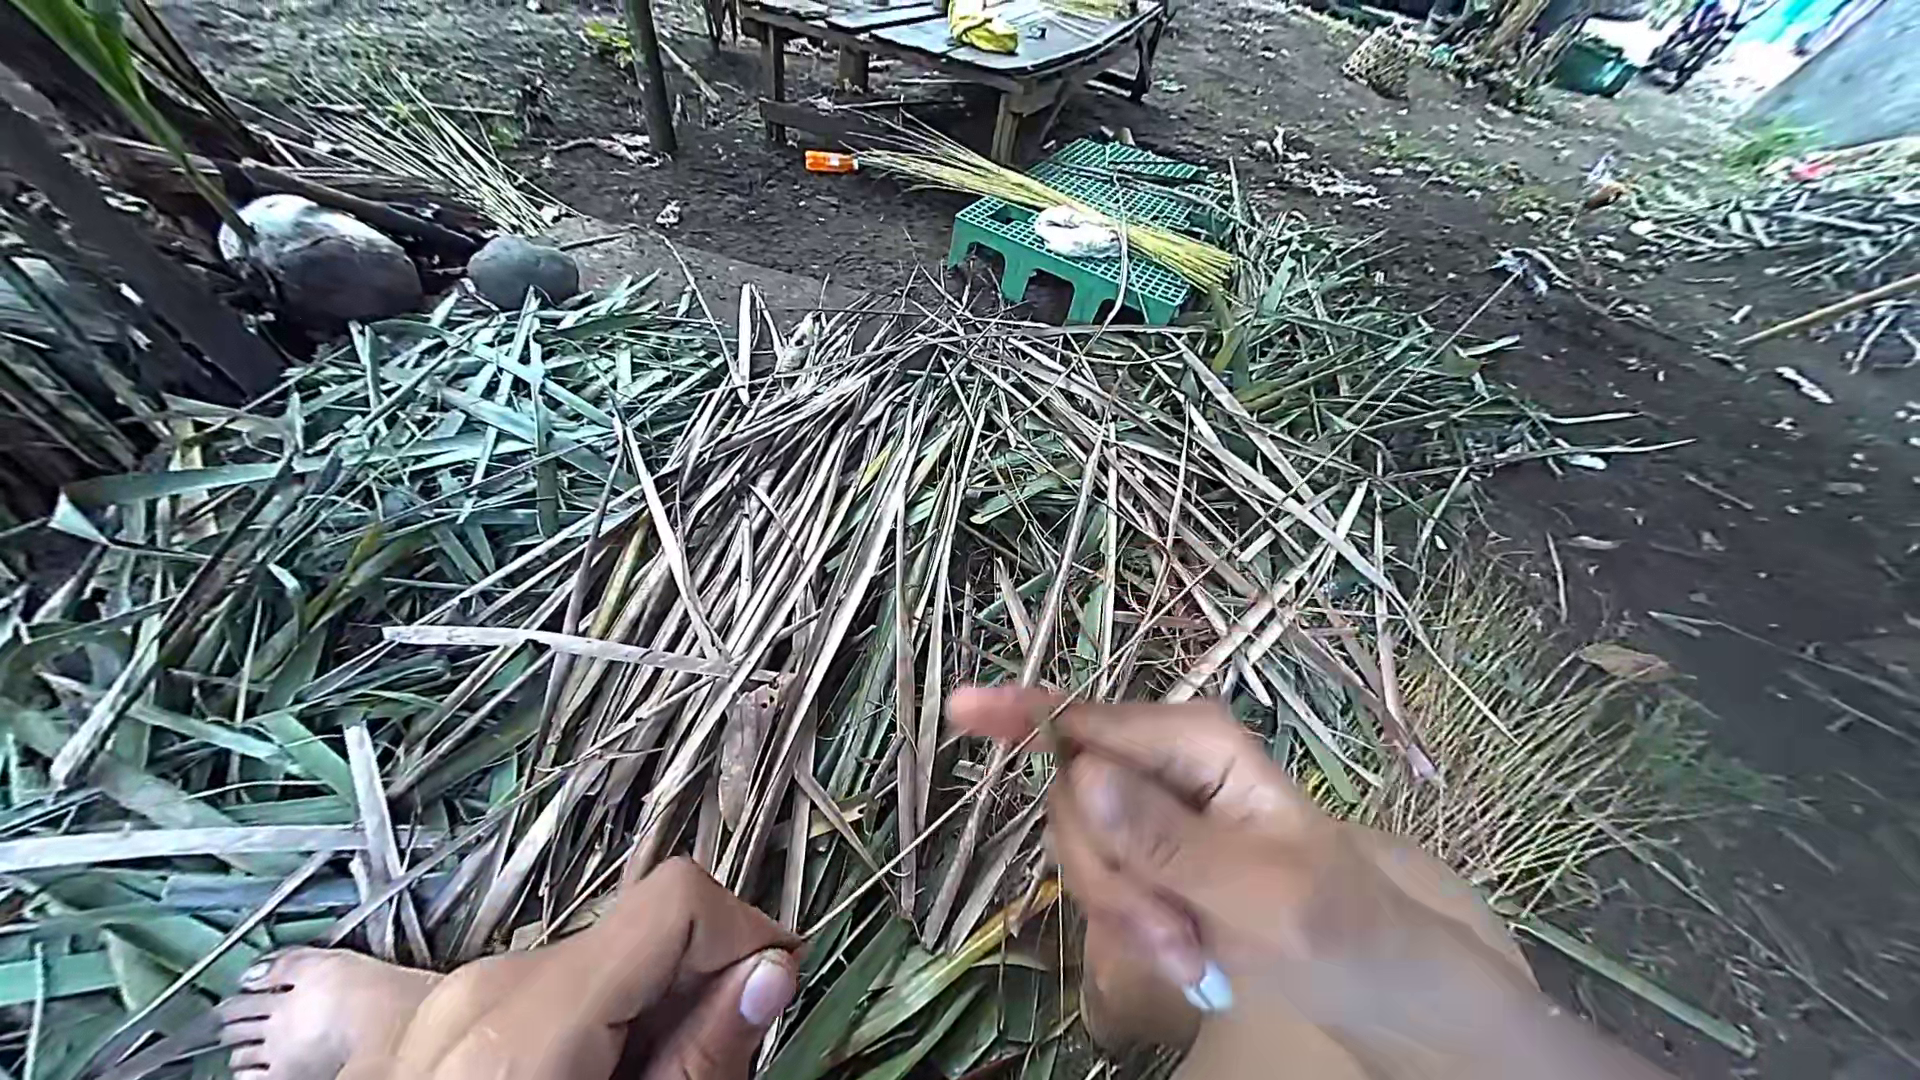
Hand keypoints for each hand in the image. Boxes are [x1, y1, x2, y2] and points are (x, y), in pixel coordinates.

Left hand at [374, 858, 800, 1079]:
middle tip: (714, 1056)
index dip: (740, 929)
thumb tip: (776, 969)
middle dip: (704, 973)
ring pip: (612, 951)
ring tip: (650, 1073)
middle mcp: (483, 986)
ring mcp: (451, 998)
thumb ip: (701, 1058)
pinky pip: (563, 978)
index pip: (674, 899)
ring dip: (659, 996)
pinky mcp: (441, 1016)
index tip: (772, 985)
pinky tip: (603, 1067)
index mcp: (518, 1027)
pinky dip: (610, 1009)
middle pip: (647, 925)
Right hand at [949, 687, 1532, 1051]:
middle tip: (1172, 936)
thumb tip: (1080, 774)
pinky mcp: (1135, 842)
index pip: (1087, 722)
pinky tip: (1175, 947)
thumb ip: (1166, 836)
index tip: (961, 707)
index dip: (1020, 713)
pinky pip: (1089, 873)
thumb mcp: (1261, 892)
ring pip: (1074, 840)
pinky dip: (1122, 919)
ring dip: (1119, 905)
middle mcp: (1156, 756)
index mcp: (1192, 739)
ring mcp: (1141, 800)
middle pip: (1071, 795)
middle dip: (1107, 873)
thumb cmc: (1338, 924)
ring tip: (1188, 950)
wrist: (1367, 980)